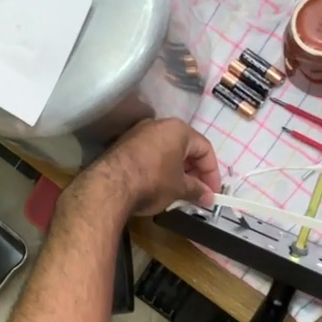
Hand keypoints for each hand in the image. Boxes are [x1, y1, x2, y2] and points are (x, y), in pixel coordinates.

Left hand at [77, 119, 221, 216]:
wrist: (109, 186)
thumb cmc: (152, 182)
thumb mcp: (179, 188)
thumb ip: (197, 190)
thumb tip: (208, 197)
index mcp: (178, 129)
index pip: (205, 148)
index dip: (212, 173)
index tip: (212, 193)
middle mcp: (158, 124)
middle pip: (185, 147)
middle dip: (194, 172)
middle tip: (197, 193)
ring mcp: (138, 133)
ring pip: (166, 150)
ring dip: (177, 170)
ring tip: (179, 192)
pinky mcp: (123, 144)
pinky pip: (149, 154)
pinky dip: (159, 168)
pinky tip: (159, 186)